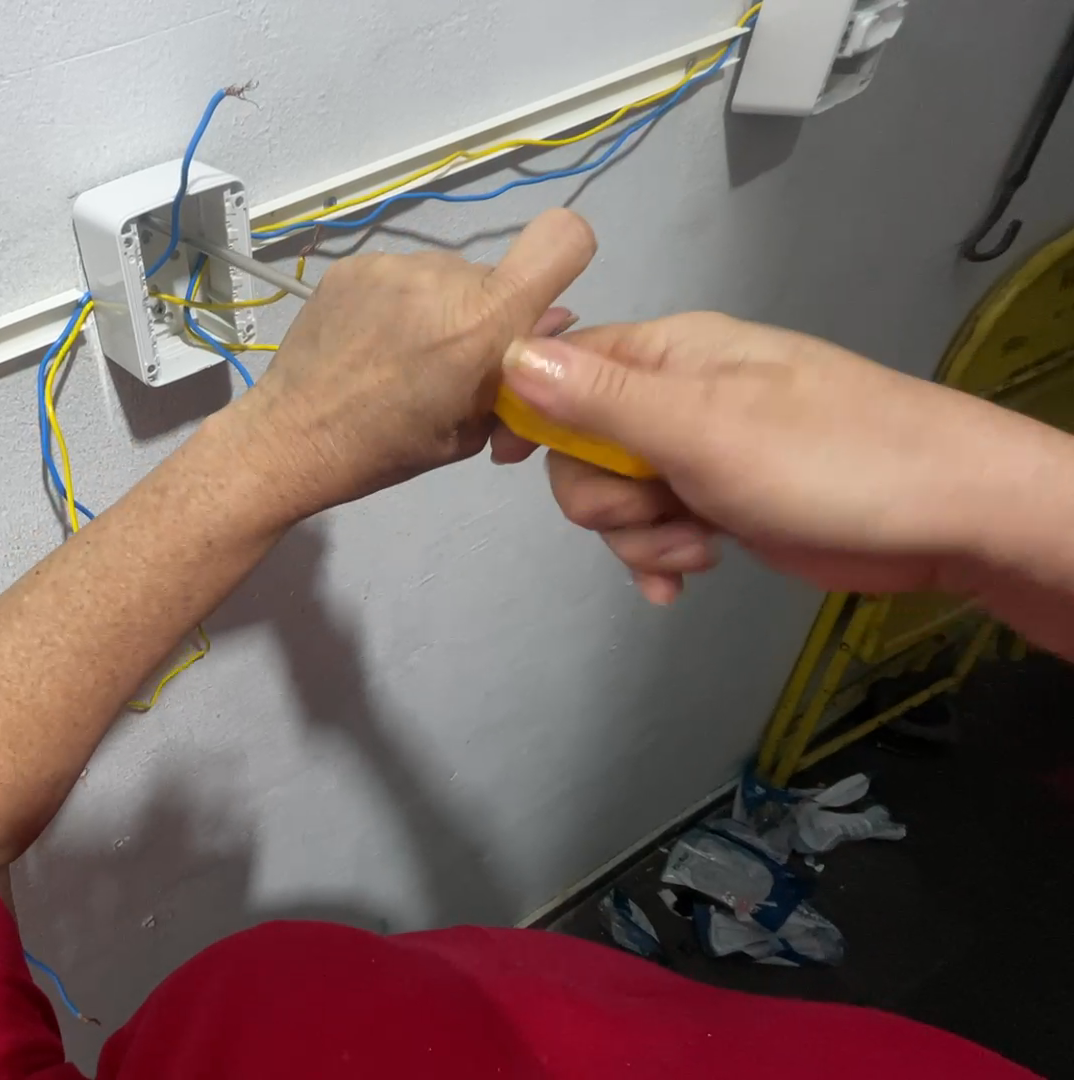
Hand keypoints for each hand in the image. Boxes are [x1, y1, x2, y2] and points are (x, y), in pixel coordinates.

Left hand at [236, 208, 596, 518]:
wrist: (288, 437)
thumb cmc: (380, 451)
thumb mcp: (465, 431)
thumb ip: (515, 374)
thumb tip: (551, 322)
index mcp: (480, 322)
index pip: (563, 238)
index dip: (560, 262)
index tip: (533, 300)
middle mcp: (440, 277)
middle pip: (488, 275)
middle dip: (476, 313)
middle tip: (439, 363)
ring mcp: (388, 266)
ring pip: (438, 277)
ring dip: (431, 308)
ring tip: (392, 356)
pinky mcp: (348, 267)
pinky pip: (393, 276)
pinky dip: (390, 303)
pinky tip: (363, 343)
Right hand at [492, 312, 1042, 602]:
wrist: (960, 525)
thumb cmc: (829, 460)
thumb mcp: (700, 426)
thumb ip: (598, 397)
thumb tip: (507, 357)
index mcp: (664, 356)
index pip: (557, 366)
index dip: (525, 409)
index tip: (510, 457)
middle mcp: (667, 398)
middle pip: (573, 447)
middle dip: (601, 495)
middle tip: (655, 507)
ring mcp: (687, 451)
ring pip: (605, 496)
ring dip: (638, 534)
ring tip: (699, 545)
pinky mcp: (706, 499)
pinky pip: (643, 527)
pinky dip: (655, 555)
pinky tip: (680, 578)